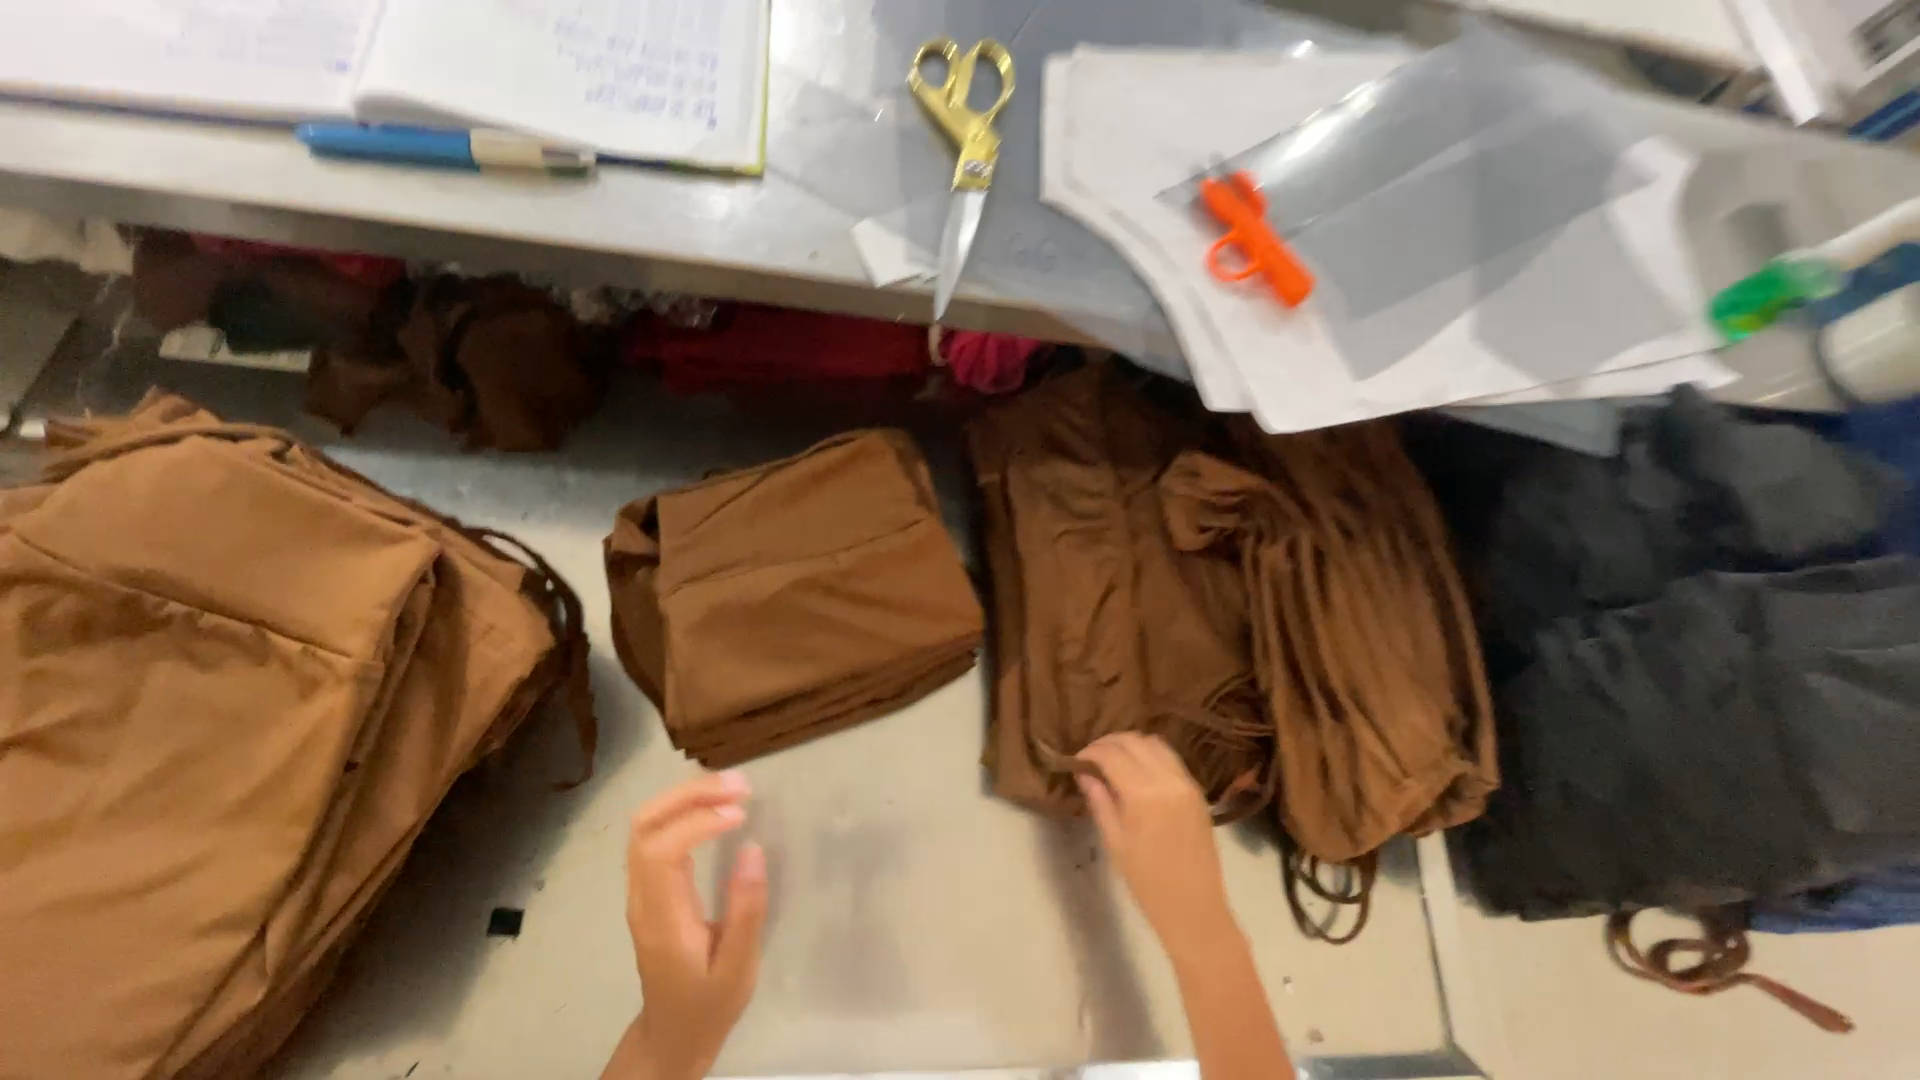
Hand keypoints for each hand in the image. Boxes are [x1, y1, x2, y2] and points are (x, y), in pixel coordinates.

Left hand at [609, 772, 767, 1079]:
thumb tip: (752, 849)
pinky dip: (683, 811)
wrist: (672, 1036)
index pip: (661, 851)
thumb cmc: (708, 1005)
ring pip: (646, 826)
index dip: (697, 822)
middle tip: (738, 785)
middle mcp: (642, 898)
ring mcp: (641, 891)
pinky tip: (716, 808)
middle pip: (644, 826)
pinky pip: (655, 835)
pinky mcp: (651, 888)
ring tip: (732, 788)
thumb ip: (746, 910)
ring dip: (685, 797)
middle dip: (688, 794)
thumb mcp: (738, 968)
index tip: (740, 814)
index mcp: (661, 919)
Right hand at [1075, 734, 1235, 962]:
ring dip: (1131, 744)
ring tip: (1114, 758)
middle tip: (1092, 756)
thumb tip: (1084, 773)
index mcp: (1143, 795)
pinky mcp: (1197, 790)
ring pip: (1155, 743)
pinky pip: (1171, 758)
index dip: (1091, 752)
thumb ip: (1100, 801)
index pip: (1112, 755)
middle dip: (1109, 742)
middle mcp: (1168, 780)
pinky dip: (1151, 754)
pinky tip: (1137, 769)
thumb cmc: (1147, 882)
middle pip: (1134, 741)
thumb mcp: (1115, 842)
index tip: (1077, 760)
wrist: (1195, 907)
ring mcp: (1186, 783)